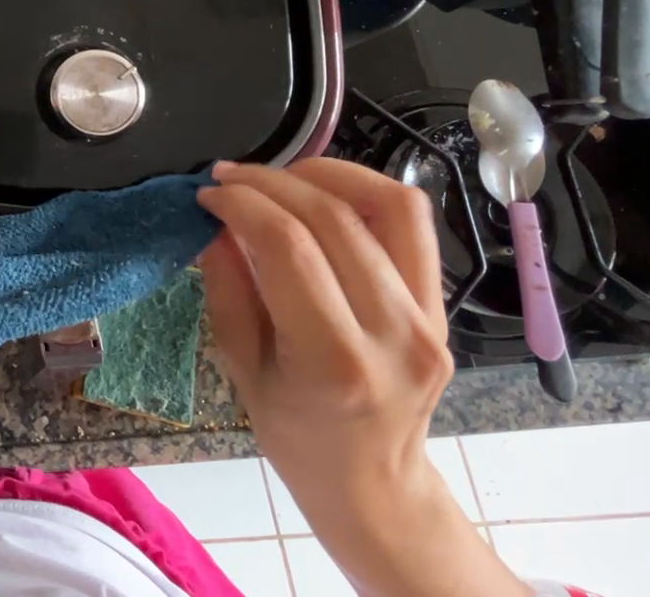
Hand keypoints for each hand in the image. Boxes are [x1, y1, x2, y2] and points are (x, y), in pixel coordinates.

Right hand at [197, 159, 526, 596]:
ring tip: (274, 174)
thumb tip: (217, 219)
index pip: (288, 247)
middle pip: (334, 219)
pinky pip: (411, 224)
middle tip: (227, 177)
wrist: (369, 476)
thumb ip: (227, 284)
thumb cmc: (289, 427)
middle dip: (269, 182)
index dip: (242, 204)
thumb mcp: (237, 360)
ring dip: (321, 173)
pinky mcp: (442, 305)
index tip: (206, 195)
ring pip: (385, 208)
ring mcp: (429, 318)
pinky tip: (319, 187)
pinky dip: (363, 188)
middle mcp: (393, 334)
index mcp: (332, 360)